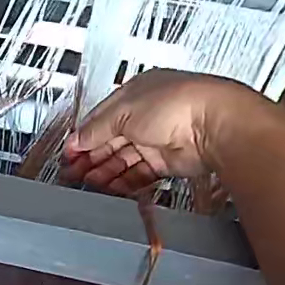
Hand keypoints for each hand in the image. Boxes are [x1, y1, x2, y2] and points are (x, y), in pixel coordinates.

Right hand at [61, 70, 282, 194]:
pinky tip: (109, 188)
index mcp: (134, 96)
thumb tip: (76, 139)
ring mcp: (156, 139)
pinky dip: (122, 182)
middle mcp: (146, 117)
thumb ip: (95, 128)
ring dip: (103, 172)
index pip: (99, 119)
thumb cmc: (177, 104)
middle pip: (109, 141)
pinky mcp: (166, 161)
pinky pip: (138, 175)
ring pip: (122, 160)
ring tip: (87, 183)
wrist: (214, 125)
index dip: (82, 138)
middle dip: (89, 158)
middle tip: (72, 173)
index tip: (69, 154)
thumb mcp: (122, 111)